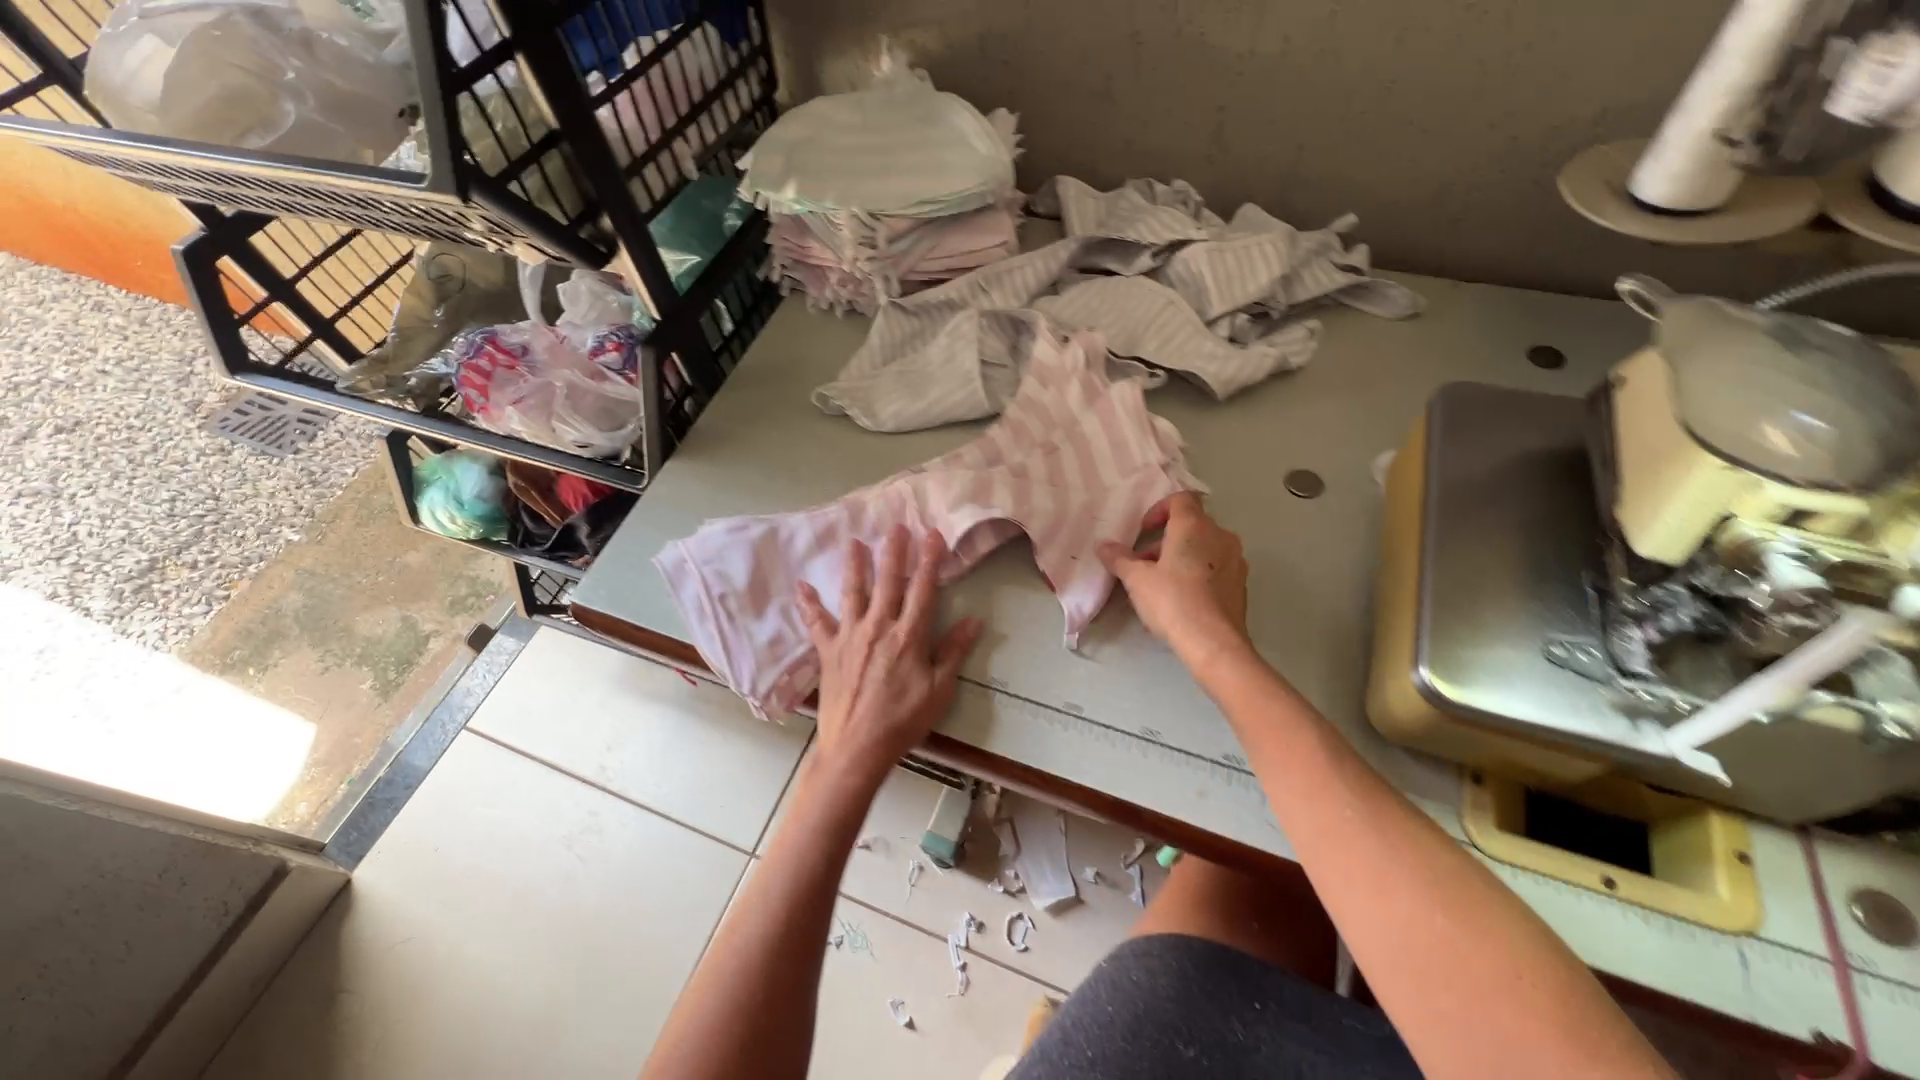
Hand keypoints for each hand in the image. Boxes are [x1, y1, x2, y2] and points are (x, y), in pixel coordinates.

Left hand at [797, 525, 984, 784]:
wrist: (858, 746)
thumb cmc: (904, 720)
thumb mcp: (940, 690)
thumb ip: (954, 651)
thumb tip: (974, 621)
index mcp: (909, 635)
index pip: (923, 589)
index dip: (929, 560)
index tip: (933, 535)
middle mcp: (879, 627)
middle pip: (888, 582)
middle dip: (894, 552)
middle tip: (896, 527)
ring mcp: (850, 636)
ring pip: (853, 592)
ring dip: (855, 565)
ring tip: (855, 542)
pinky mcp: (828, 651)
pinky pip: (817, 622)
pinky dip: (809, 604)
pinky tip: (802, 586)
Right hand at [1098, 492, 1249, 658]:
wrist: (1214, 643)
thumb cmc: (1173, 601)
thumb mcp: (1137, 580)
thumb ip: (1120, 559)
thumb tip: (1103, 546)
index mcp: (1195, 526)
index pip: (1181, 498)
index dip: (1159, 509)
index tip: (1143, 532)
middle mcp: (1220, 536)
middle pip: (1192, 525)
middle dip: (1166, 540)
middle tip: (1145, 563)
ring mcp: (1235, 560)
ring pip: (1205, 548)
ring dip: (1182, 557)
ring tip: (1161, 584)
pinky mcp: (1241, 584)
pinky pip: (1216, 569)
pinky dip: (1198, 574)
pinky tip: (1182, 600)